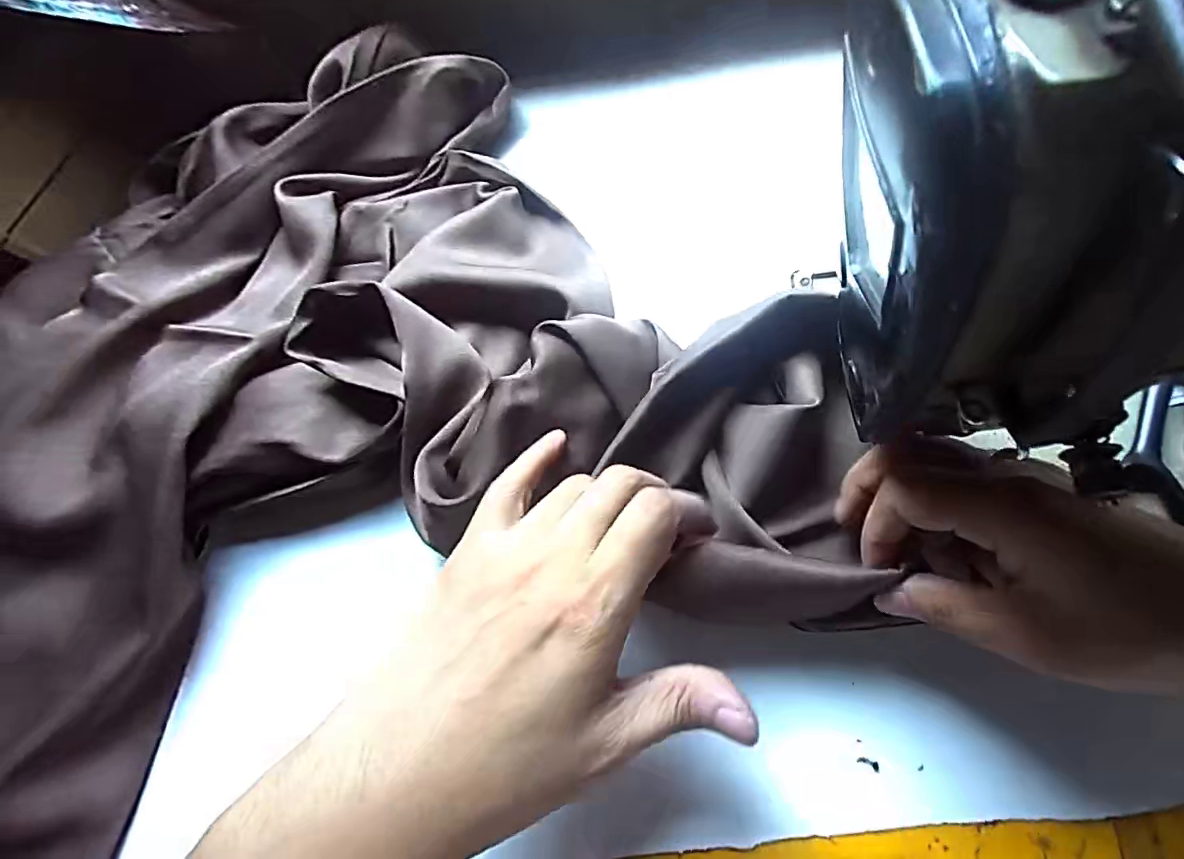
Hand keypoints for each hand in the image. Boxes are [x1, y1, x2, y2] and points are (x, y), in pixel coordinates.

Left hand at [195, 432, 757, 858]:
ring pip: (577, 484)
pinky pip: (505, 486)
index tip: (699, 538)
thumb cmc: (501, 768)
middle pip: (623, 486)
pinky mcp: (464, 556)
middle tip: (670, 530)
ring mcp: (503, 552)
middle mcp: (552, 561)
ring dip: (613, 490)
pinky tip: (558, 446)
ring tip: (624, 520)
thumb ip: (683, 704)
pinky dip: (536, 458)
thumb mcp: (606, 743)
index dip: (690, 512)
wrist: (376, 792)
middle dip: (659, 496)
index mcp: (594, 601)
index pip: (657, 512)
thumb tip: (752, 720)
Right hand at [836, 440, 1183, 694]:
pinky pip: (979, 487)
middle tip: (866, 544)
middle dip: (876, 490)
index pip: (906, 481)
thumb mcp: (1029, 637)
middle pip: (918, 453)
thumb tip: (897, 588)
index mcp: (1001, 502)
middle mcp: (1010, 475)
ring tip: (921, 565)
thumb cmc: (1124, 630)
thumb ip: (952, 607)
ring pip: (946, 467)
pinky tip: (967, 561)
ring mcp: (1032, 480)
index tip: (878, 571)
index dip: (876, 520)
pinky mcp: (1049, 495)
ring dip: (914, 505)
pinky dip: (951, 514)